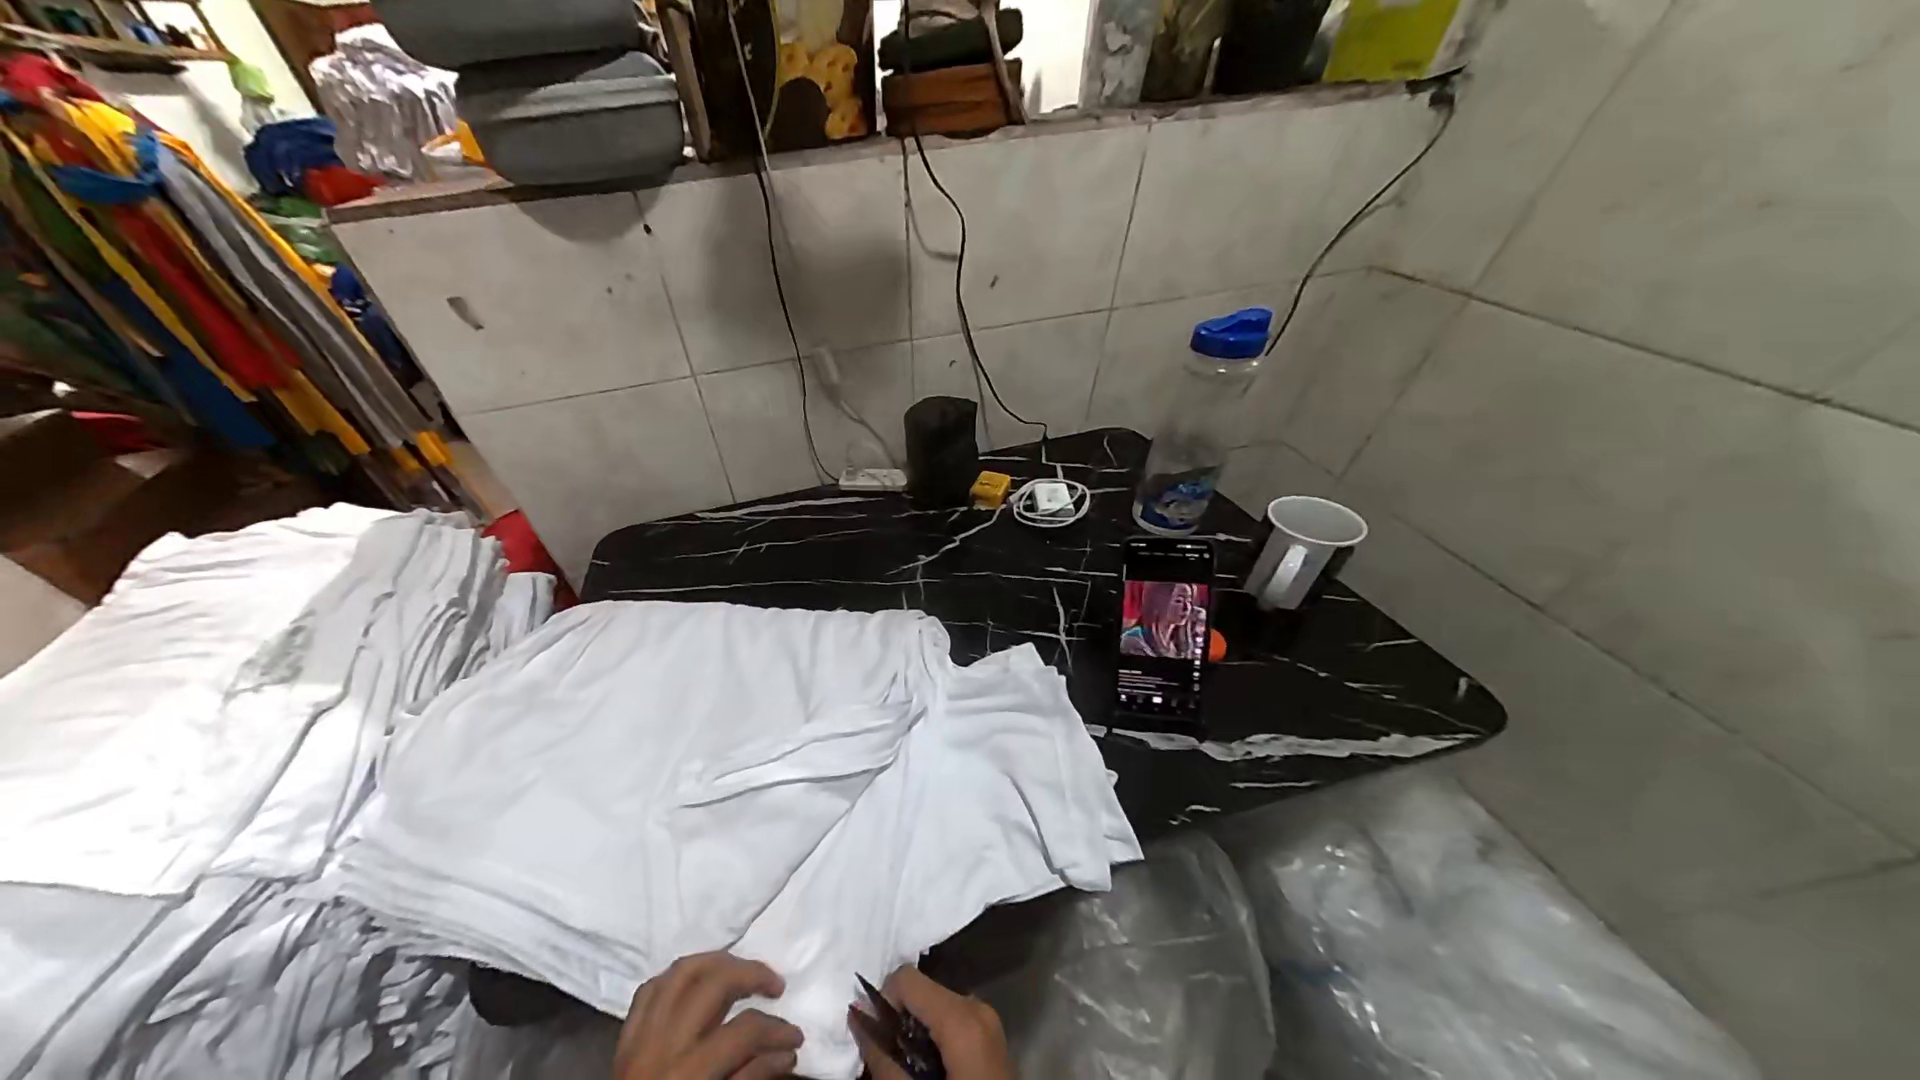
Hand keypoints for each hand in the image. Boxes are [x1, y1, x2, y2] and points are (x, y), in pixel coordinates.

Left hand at [613, 952, 802, 1079]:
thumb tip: (787, 1051)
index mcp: (689, 1074)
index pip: (744, 1031)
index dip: (777, 1030)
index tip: (796, 1036)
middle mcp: (664, 1046)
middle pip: (715, 982)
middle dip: (752, 974)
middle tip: (775, 985)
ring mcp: (640, 1037)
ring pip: (682, 972)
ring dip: (717, 962)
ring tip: (741, 970)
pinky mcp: (624, 1038)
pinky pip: (650, 989)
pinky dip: (676, 978)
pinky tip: (697, 982)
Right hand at [849, 965, 1013, 1079]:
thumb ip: (883, 1056)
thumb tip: (857, 1016)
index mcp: (961, 1017)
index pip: (907, 978)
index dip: (883, 1003)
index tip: (876, 1040)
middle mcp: (977, 1007)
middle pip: (922, 993)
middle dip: (899, 1022)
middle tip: (889, 1063)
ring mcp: (988, 1021)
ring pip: (936, 1008)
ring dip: (915, 1033)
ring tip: (910, 1073)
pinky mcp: (991, 1036)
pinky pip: (953, 1022)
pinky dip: (934, 1039)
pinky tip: (931, 1072)